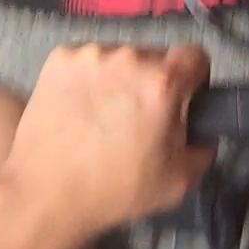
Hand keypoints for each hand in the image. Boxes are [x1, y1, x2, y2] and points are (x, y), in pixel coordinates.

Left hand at [0, 43, 214, 242]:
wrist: (45, 195)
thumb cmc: (116, 190)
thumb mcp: (179, 181)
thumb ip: (203, 147)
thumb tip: (202, 129)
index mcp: (163, 81)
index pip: (196, 56)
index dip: (194, 79)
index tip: (182, 100)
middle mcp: (129, 56)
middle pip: (155, 57)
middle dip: (154, 81)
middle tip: (138, 117)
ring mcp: (91, 53)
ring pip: (120, 57)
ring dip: (120, 78)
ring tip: (103, 115)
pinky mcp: (61, 56)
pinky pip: (87, 60)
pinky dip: (88, 78)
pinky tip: (79, 108)